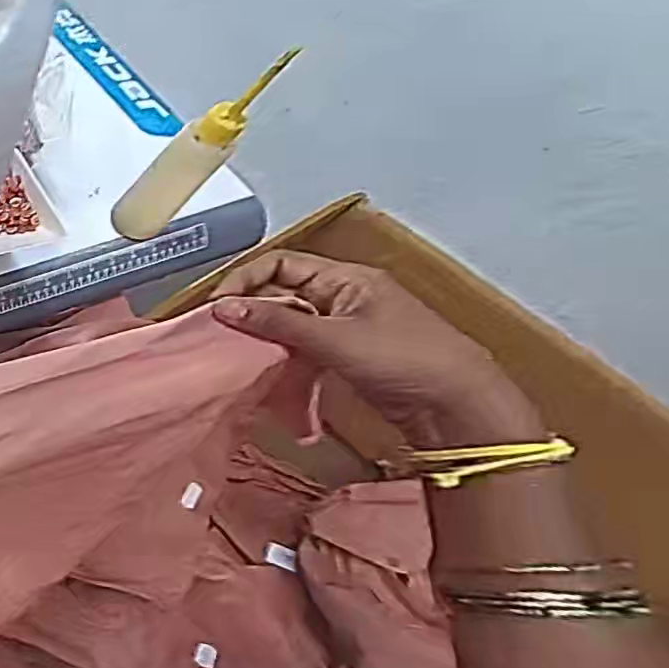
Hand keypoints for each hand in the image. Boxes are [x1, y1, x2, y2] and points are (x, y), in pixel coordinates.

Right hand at [209, 251, 543, 446]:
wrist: (453, 404)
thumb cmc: (403, 359)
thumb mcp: (332, 337)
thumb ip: (275, 322)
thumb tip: (221, 307)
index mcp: (346, 278)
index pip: (280, 263)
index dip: (245, 279)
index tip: (217, 306)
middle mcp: (340, 293)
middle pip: (278, 289)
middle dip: (246, 304)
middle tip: (215, 329)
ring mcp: (339, 322)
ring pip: (283, 316)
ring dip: (257, 328)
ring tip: (230, 346)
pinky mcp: (337, 349)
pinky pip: (293, 339)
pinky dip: (272, 347)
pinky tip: (257, 360)